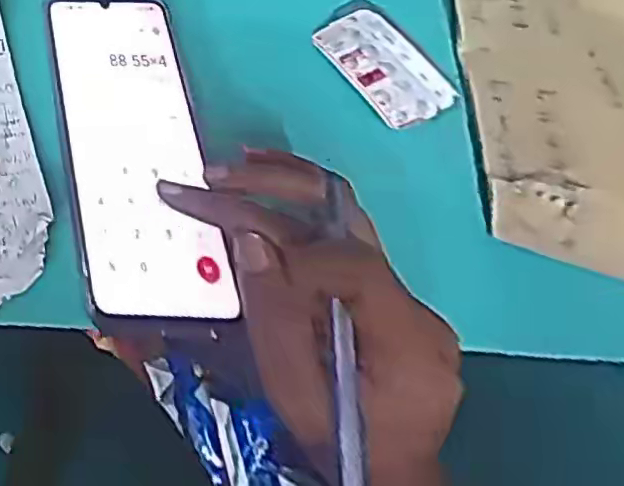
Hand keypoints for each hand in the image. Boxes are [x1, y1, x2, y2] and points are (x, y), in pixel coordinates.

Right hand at [158, 151, 460, 485]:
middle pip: (344, 218)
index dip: (290, 247)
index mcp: (408, 337)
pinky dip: (292, 193)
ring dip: (280, 180)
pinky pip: (332, 223)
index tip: (236, 242)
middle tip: (213, 179)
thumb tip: (250, 238)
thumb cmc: (340, 438)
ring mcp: (395, 288)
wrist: (381, 468)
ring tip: (230, 167)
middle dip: (271, 190)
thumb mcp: (296, 392)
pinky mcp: (371, 282)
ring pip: (339, 208)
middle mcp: (410, 302)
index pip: (351, 264)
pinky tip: (260, 171)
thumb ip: (274, 317)